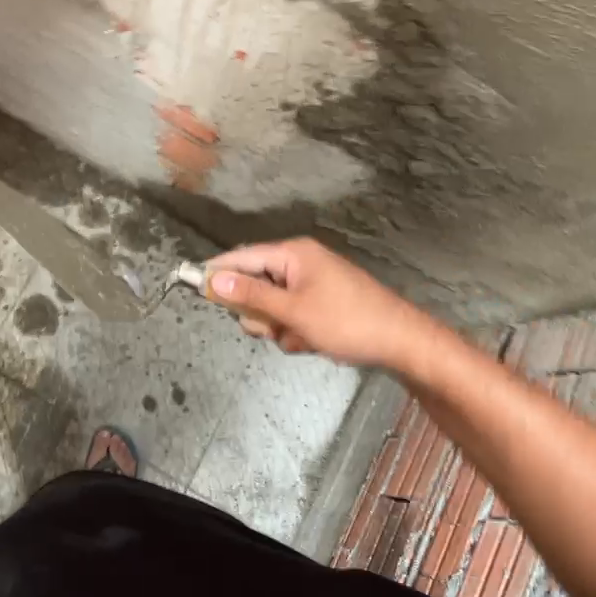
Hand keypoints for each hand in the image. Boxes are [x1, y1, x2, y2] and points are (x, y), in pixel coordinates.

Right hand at [204, 238, 436, 368]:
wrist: (401, 342)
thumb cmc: (347, 321)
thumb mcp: (293, 311)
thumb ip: (251, 295)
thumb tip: (214, 279)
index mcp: (293, 254)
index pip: (242, 257)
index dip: (217, 272)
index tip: (194, 287)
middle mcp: (300, 262)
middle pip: (254, 283)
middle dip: (257, 312)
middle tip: (270, 328)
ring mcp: (311, 283)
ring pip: (271, 305)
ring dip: (277, 326)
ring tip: (299, 337)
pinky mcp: (321, 301)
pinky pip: (290, 314)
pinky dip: (294, 331)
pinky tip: (312, 342)